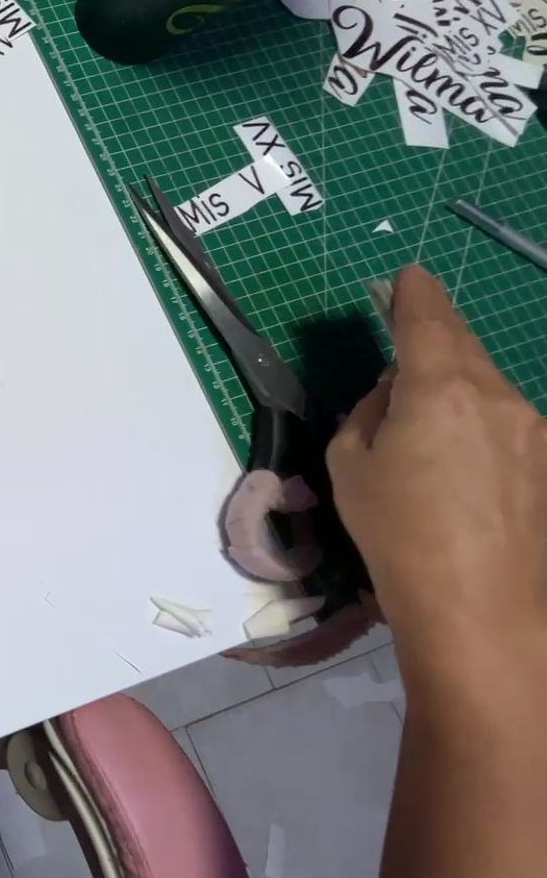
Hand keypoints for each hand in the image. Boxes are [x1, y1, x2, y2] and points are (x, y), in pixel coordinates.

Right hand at [327, 266, 546, 658]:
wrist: (481, 601)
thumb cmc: (394, 525)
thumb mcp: (350, 463)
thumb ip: (370, 414)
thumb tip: (393, 395)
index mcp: (442, 393)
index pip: (429, 327)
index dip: (416, 297)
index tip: (407, 276)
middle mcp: (501, 401)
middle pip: (463, 353)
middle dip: (432, 336)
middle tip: (404, 321)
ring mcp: (536, 433)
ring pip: (484, 387)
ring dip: (448, 383)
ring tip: (410, 410)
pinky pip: (501, 419)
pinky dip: (468, 415)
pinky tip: (442, 448)